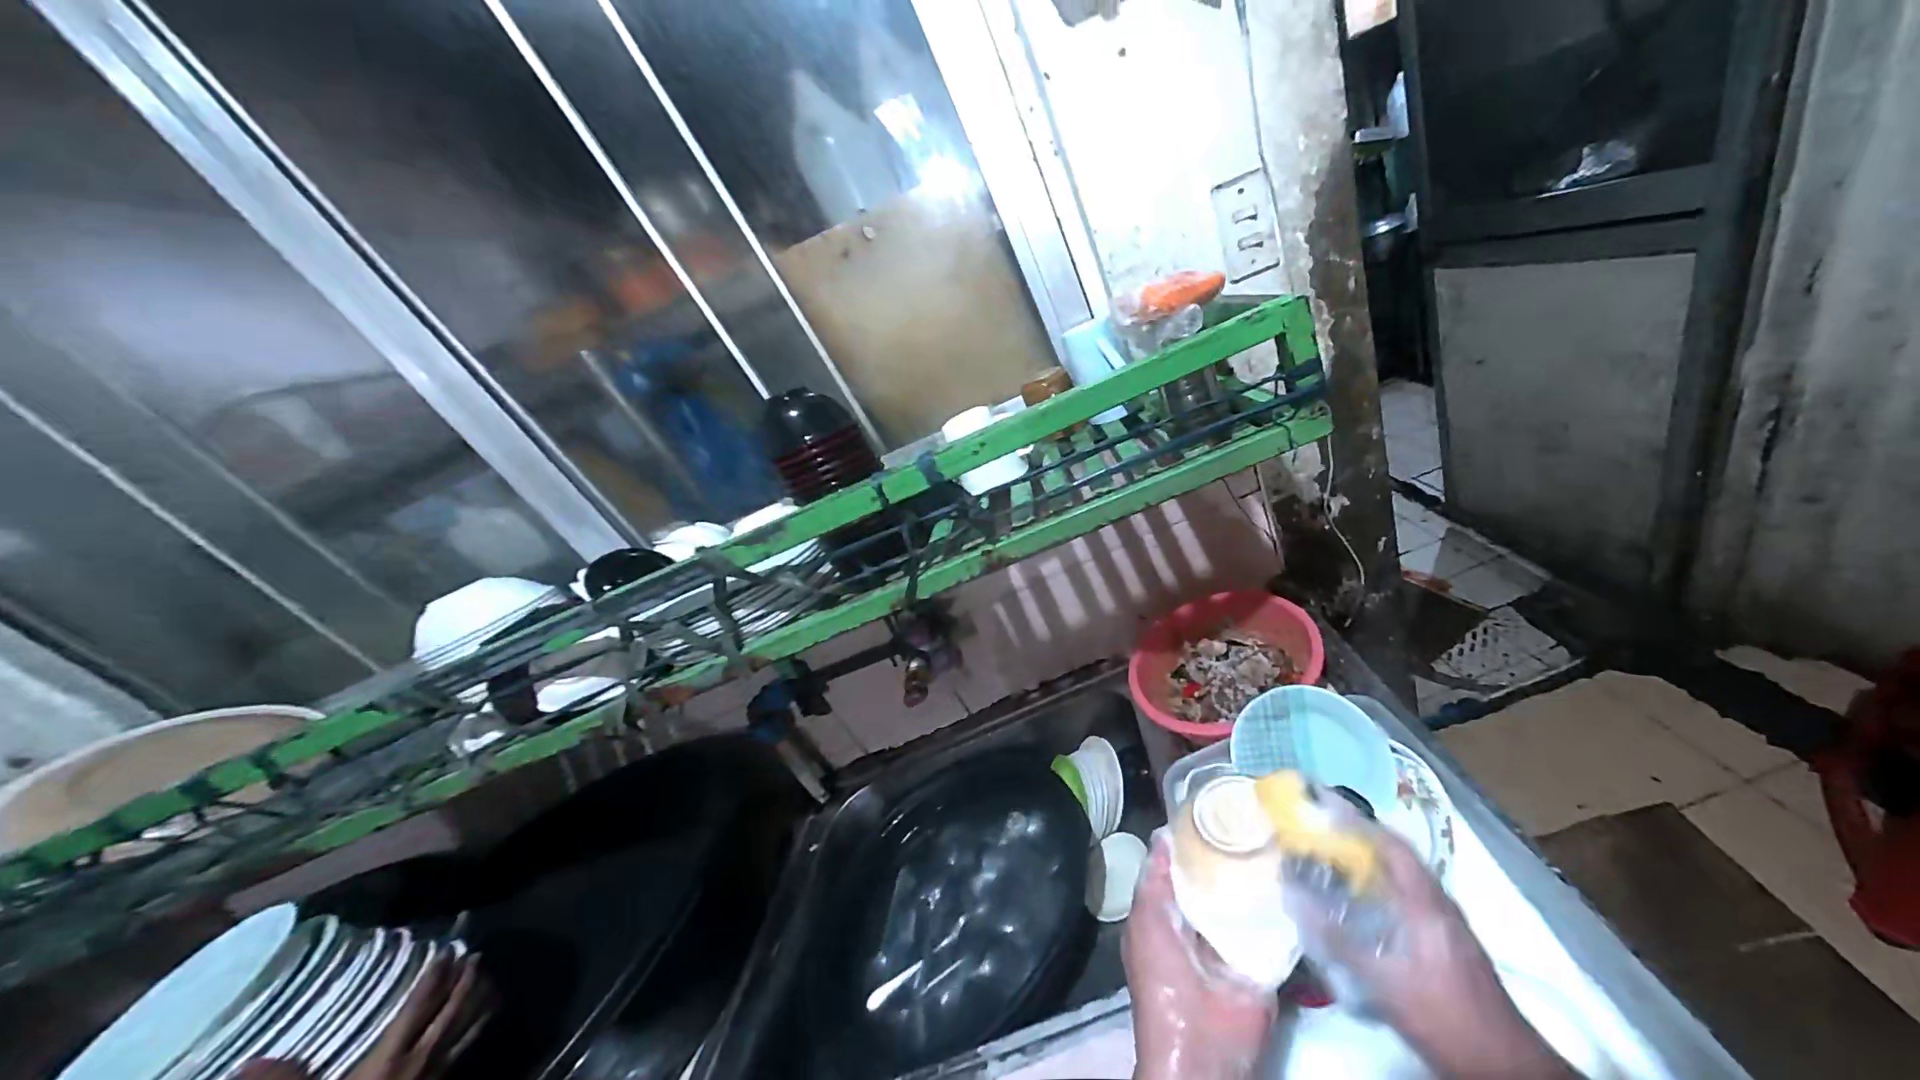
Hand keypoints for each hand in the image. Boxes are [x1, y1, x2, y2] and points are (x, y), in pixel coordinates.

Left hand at [1124, 833, 1275, 1079]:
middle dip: (1232, 854)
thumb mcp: (1148, 923)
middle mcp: (1202, 921)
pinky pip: (1275, 926)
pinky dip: (1283, 906)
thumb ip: (1154, 882)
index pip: (1183, 866)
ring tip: (1280, 836)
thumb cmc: (1163, 980)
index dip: (1196, 840)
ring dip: (1259, 876)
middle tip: (1256, 817)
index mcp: (1170, 911)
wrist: (1201, 1050)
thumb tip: (1162, 835)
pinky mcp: (1266, 960)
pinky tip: (1297, 876)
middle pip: (1217, 879)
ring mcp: (1236, 940)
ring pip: (1247, 898)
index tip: (1218, 807)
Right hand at [1286, 828, 1575, 1078]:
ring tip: (1332, 858)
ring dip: (1370, 862)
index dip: (1358, 821)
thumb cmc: (1442, 1015)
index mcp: (1426, 905)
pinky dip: (1380, 887)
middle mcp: (1440, 905)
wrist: (1505, 1064)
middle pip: (1397, 857)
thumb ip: (1336, 940)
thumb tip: (1294, 898)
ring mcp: (1448, 924)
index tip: (1324, 803)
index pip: (1392, 846)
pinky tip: (1360, 903)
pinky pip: (1407, 897)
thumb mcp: (1382, 981)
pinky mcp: (1448, 942)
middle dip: (1358, 837)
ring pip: (1403, 877)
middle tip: (1320, 828)